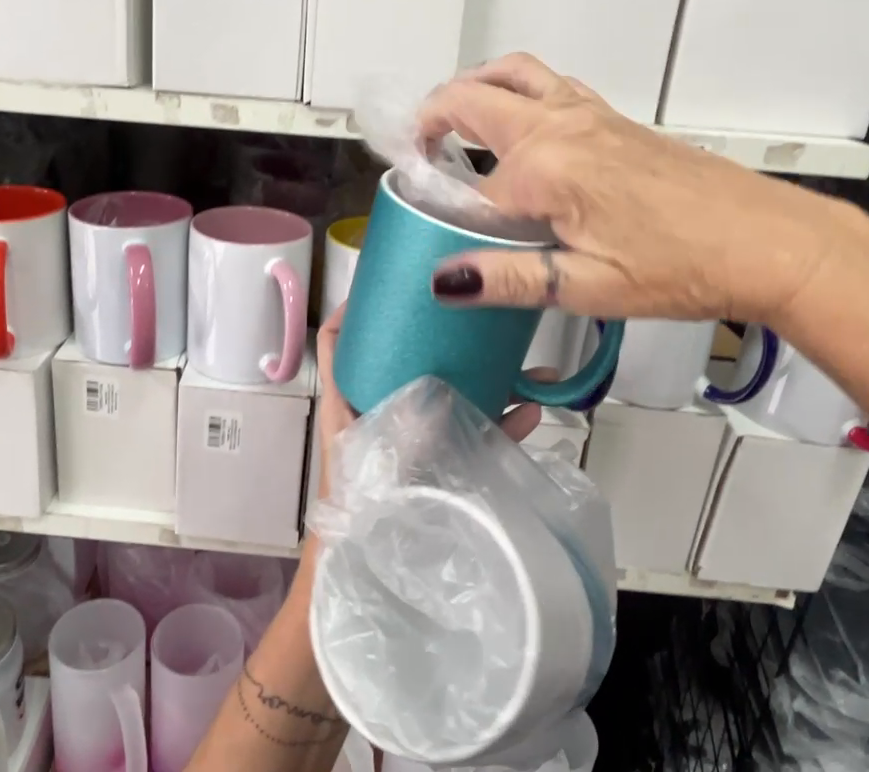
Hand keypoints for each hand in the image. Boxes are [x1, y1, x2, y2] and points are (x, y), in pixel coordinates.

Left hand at [296, 306, 541, 575]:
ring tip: (522, 362)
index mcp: (347, 407)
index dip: (352, 311)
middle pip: (402, 359)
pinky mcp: (438, 464)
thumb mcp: (374, 468)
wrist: (365, 584)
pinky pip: (471, 433)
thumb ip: (403, 432)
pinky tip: (531, 412)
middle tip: (471, 312)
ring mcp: (412, 437)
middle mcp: (378, 413)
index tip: (385, 284)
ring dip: (482, 377)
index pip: (338, 345)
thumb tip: (441, 396)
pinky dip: (500, 422)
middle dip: (437, 335)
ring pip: (447, 392)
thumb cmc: (354, 525)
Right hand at [415, 54, 861, 326]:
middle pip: (474, 97)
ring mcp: (589, 114)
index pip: (471, 191)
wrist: (767, 240)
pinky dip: (514, 91)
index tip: (441, 246)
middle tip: (417, 151)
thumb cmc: (680, 268)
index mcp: (546, 168)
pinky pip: (547, 84)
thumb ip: (507, 279)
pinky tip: (521, 133)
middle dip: (433, 118)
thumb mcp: (587, 287)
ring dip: (474, 89)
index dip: (449, 218)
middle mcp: (560, 126)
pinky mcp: (612, 117)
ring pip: (513, 74)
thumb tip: (442, 280)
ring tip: (454, 125)